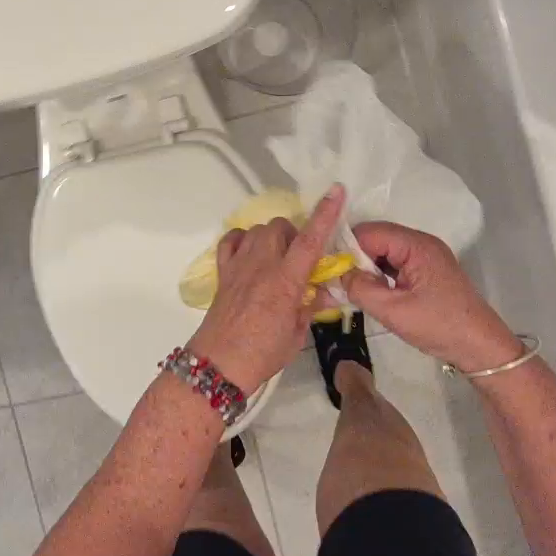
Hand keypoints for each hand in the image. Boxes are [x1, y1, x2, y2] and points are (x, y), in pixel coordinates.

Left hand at [187, 185, 344, 391]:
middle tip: (300, 260)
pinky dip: (241, 239)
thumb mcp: (297, 334)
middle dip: (294, 235)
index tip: (336, 191)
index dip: (325, 214)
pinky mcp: (222, 272)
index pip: (309, 241)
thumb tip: (328, 292)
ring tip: (277, 258)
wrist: (219, 364)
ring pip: (256, 230)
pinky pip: (230, 241)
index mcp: (285, 281)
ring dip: (270, 237)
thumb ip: (311, 306)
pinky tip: (250, 253)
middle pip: (279, 228)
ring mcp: (238, 266)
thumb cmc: (263, 353)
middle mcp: (261, 265)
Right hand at [340, 221, 522, 371]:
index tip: (330, 269)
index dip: (347, 248)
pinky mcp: (426, 270)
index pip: (369, 232)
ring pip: (384, 250)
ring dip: (367, 267)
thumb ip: (360, 288)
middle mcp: (421, 243)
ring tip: (353, 287)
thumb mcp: (393, 311)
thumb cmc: (439, 327)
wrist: (481, 348)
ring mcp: (426, 256)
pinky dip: (380, 273)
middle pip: (376, 238)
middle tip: (338, 280)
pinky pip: (394, 262)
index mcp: (416, 246)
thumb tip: (337, 273)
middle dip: (355, 257)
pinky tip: (372, 290)